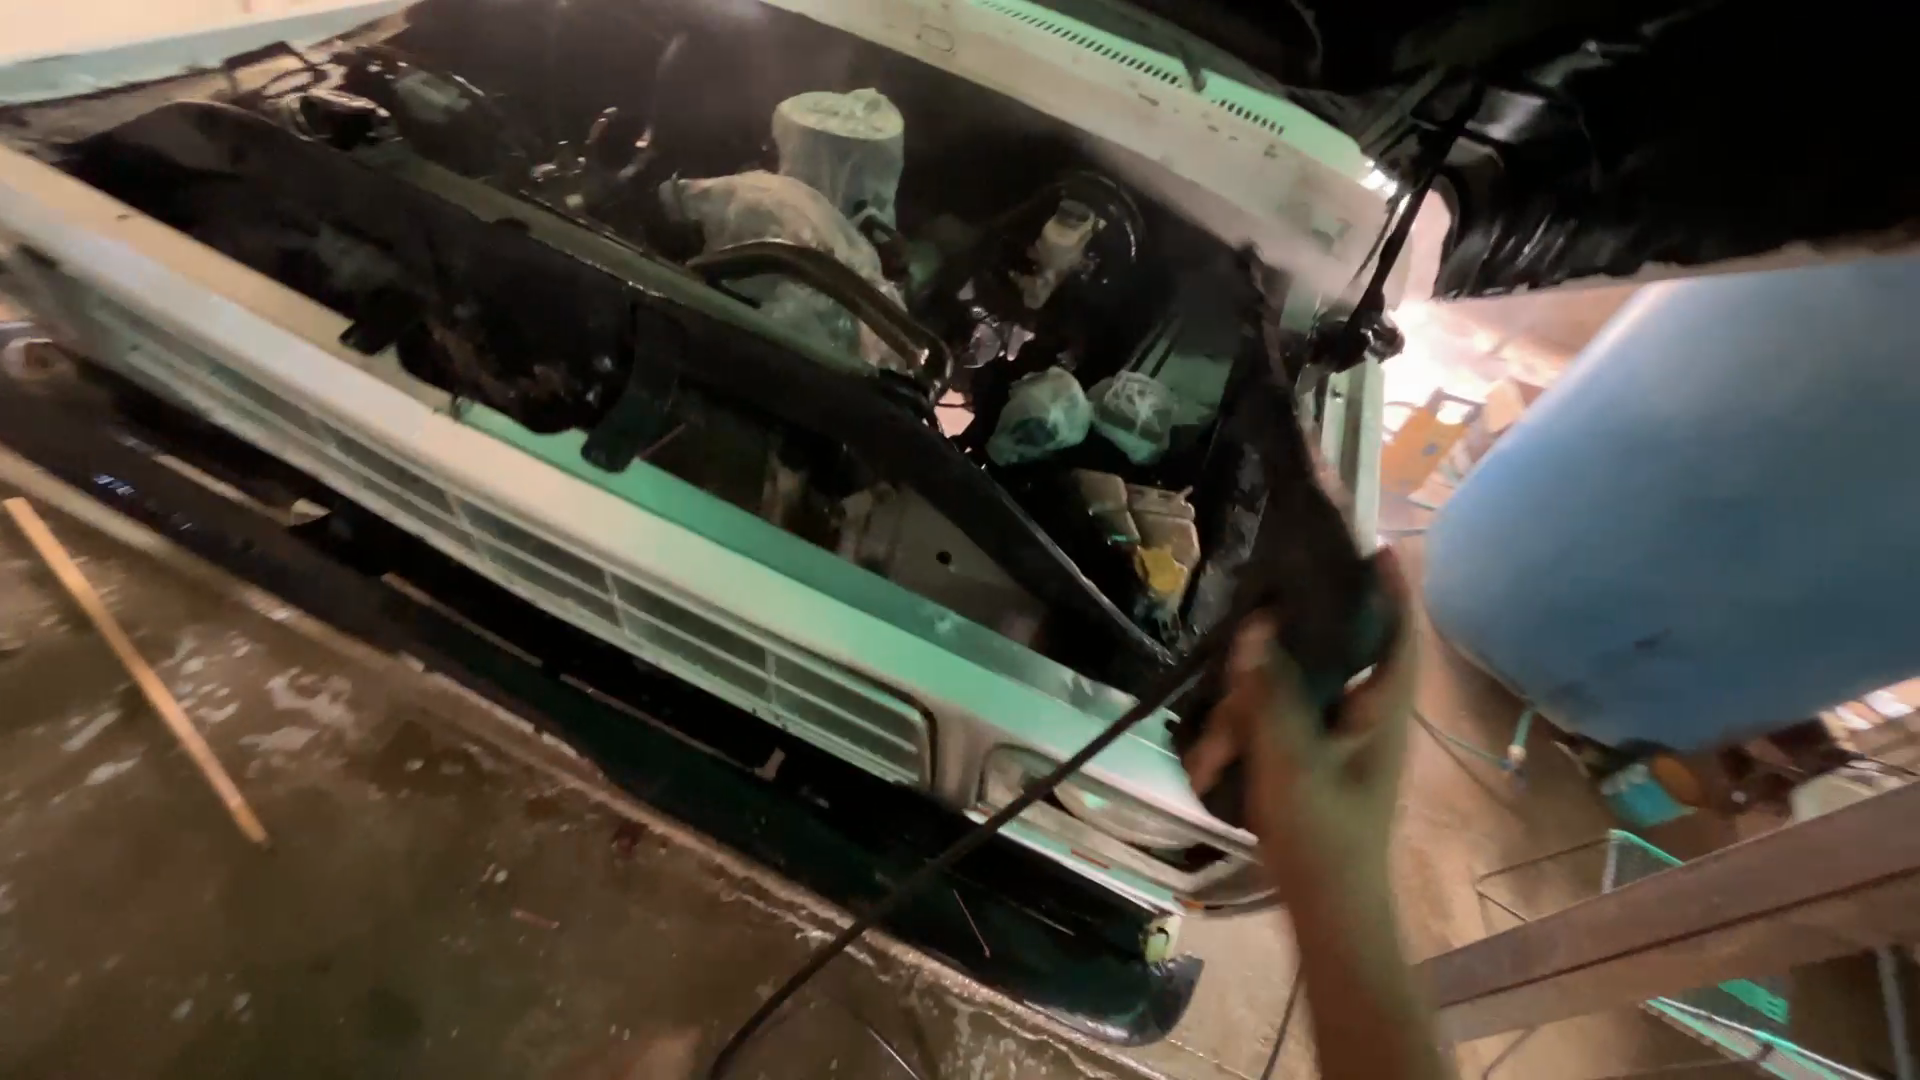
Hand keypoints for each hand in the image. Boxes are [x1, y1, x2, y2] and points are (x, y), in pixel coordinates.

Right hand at [1182, 548, 1415, 892]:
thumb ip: (1272, 690)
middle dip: (1269, 669)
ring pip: (1286, 696)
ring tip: (1212, 760)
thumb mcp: (1291, 757)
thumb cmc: (1323, 832)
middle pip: (1324, 661)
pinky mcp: (1308, 756)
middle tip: (1234, 662)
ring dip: (1243, 721)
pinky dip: (1243, 738)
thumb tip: (1258, 624)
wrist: (1327, 907)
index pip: (1397, 636)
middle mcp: (1362, 716)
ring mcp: (1333, 738)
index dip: (1392, 590)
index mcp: (1380, 711)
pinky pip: (1272, 724)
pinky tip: (1212, 764)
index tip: (1376, 546)